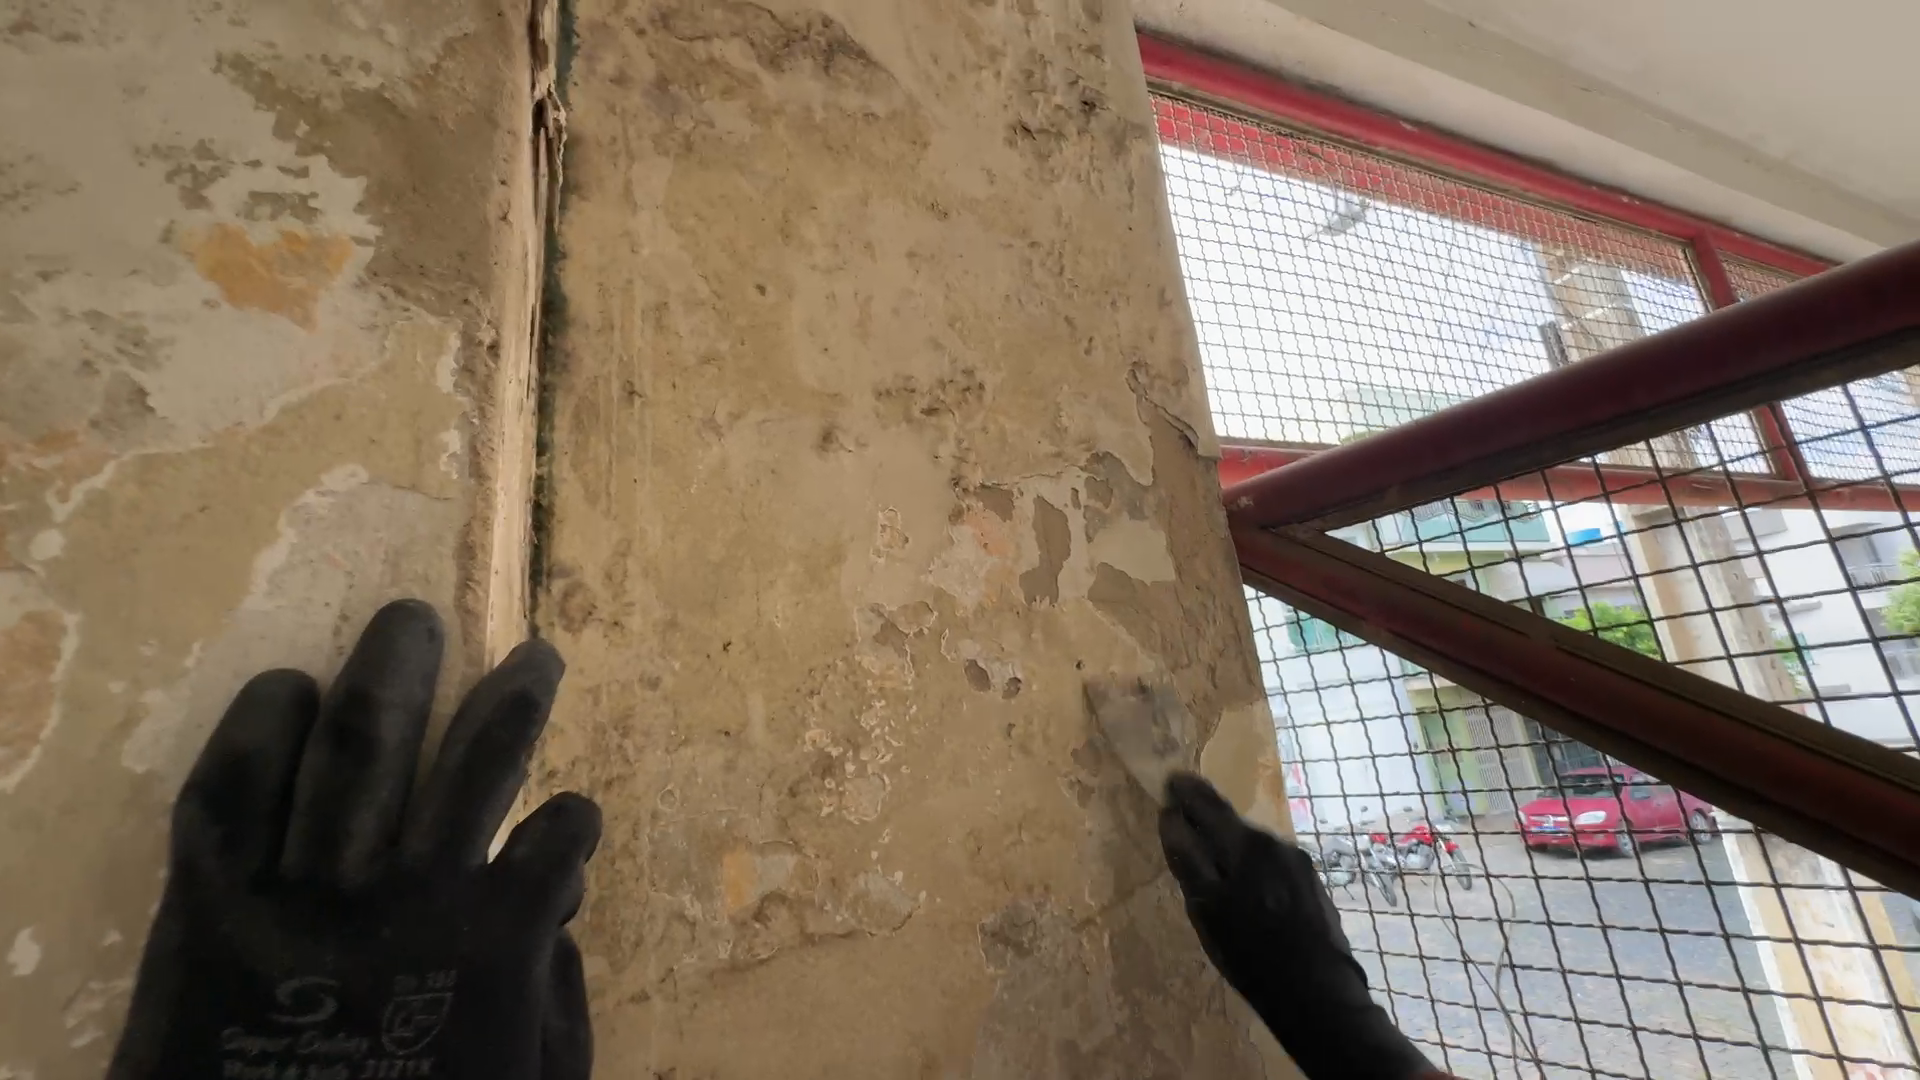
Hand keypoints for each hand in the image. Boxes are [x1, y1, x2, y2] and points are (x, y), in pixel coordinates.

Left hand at [110, 600, 599, 1079]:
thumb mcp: (532, 1068)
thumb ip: (555, 988)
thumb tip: (558, 900)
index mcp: (497, 943)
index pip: (565, 836)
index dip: (576, 823)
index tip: (564, 834)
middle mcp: (411, 902)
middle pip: (471, 765)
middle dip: (508, 697)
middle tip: (531, 653)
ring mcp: (306, 901)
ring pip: (360, 758)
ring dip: (394, 678)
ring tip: (412, 621)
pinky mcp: (205, 917)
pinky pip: (228, 806)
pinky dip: (255, 739)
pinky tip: (285, 688)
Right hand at [1159, 773, 1433, 1079]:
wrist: (1320, 999)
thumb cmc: (1251, 954)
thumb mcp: (1204, 907)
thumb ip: (1186, 856)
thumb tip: (1169, 816)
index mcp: (1245, 842)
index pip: (1205, 799)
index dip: (1182, 790)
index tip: (1167, 786)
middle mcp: (1274, 840)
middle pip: (1230, 821)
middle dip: (1206, 824)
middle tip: (1185, 838)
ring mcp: (1298, 861)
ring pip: (1251, 844)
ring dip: (1231, 850)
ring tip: (1218, 879)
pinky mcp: (1312, 883)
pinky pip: (1271, 863)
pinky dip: (1253, 869)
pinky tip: (1251, 898)